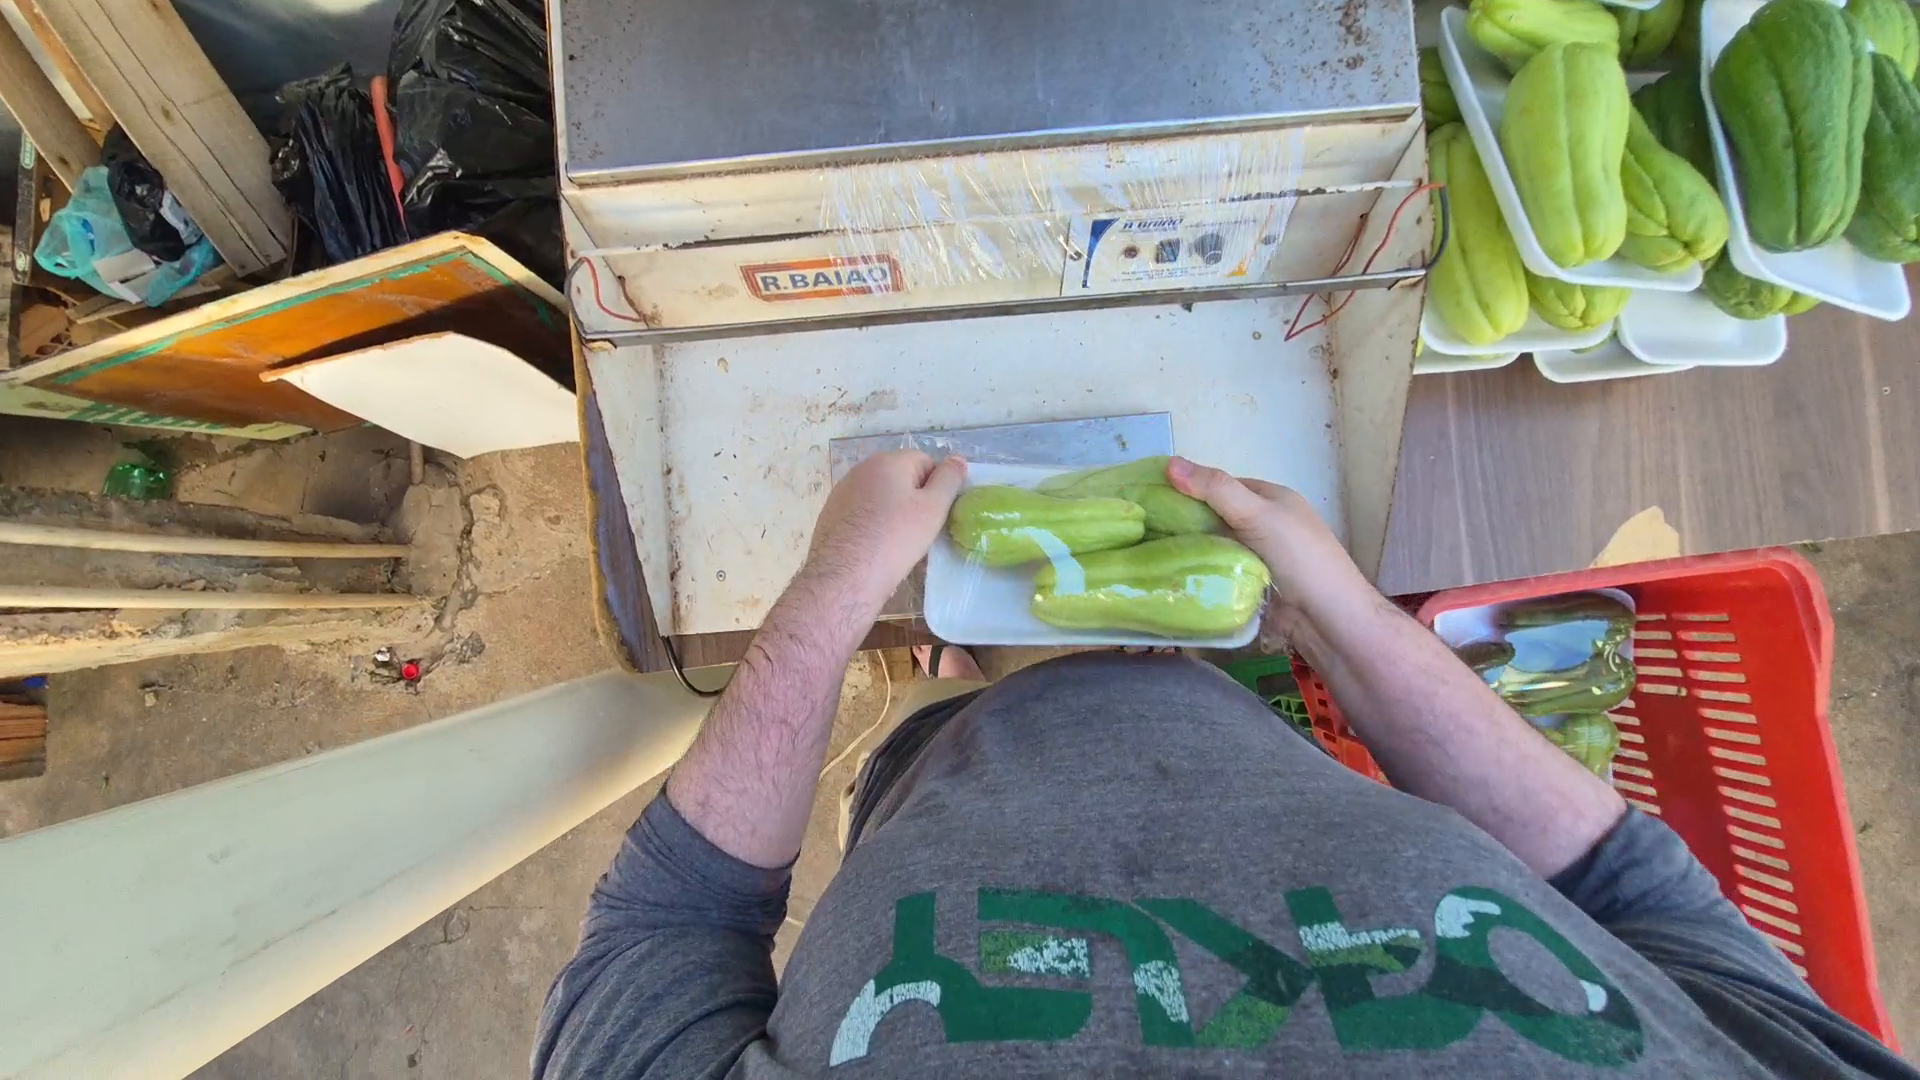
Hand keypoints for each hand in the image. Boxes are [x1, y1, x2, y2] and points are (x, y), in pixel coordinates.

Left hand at [805, 450, 967, 607]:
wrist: (844, 577)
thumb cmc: (895, 539)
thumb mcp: (932, 509)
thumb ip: (948, 480)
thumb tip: (958, 460)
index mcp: (888, 461)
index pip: (926, 461)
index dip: (937, 486)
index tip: (937, 513)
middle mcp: (861, 468)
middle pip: (901, 477)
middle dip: (914, 498)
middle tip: (920, 529)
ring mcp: (843, 490)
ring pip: (881, 495)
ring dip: (893, 511)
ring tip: (897, 540)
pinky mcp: (831, 513)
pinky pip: (863, 511)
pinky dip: (873, 523)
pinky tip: (875, 545)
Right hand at [1166, 456, 1375, 623]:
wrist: (1326, 618)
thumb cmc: (1299, 557)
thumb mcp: (1257, 513)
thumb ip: (1215, 489)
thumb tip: (1170, 462)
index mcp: (1271, 500)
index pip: (1221, 486)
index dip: (1189, 488)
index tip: (1153, 498)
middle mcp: (1264, 525)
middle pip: (1215, 516)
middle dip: (1184, 521)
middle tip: (1143, 529)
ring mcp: (1257, 556)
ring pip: (1213, 546)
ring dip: (1188, 550)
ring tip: (1147, 552)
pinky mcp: (1249, 584)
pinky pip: (1217, 572)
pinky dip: (1198, 572)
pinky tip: (1171, 574)